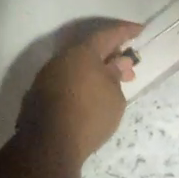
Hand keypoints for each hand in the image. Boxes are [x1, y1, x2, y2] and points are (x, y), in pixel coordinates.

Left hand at [18, 19, 142, 165]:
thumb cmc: (90, 116)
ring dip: (96, 71)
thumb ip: (115, 75)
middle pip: (89, 50)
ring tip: (112, 86)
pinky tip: (91, 97)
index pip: (107, 34)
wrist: (48, 146)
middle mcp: (61, 60)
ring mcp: (46, 77)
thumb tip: (116, 63)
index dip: (126, 31)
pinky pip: (66, 80)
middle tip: (129, 68)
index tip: (140, 31)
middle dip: (111, 56)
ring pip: (76, 66)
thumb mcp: (114, 97)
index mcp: (81, 53)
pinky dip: (82, 83)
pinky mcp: (38, 95)